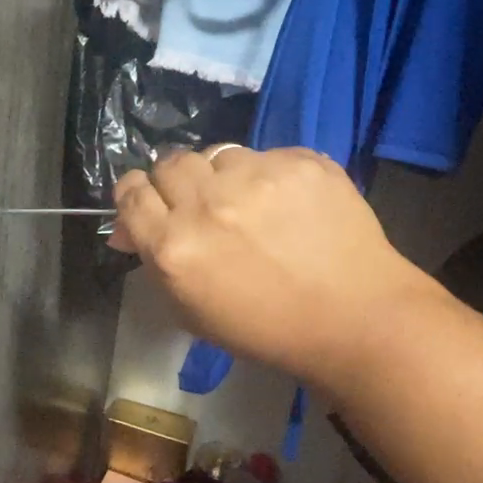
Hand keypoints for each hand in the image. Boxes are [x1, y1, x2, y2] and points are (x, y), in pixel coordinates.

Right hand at [109, 146, 437, 386]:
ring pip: (217, 154)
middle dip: (177, 182)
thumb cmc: (264, 328)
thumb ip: (153, 262)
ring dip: (223, 175)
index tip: (150, 203)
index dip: (136, 195)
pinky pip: (265, 154)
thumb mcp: (191, 311)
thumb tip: (126, 228)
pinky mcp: (299, 162)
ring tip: (250, 205)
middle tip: (201, 205)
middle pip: (169, 163)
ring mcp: (256, 177)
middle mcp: (207, 204)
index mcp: (173, 246)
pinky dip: (268, 175)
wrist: (356, 319)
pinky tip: (287, 205)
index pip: (131, 192)